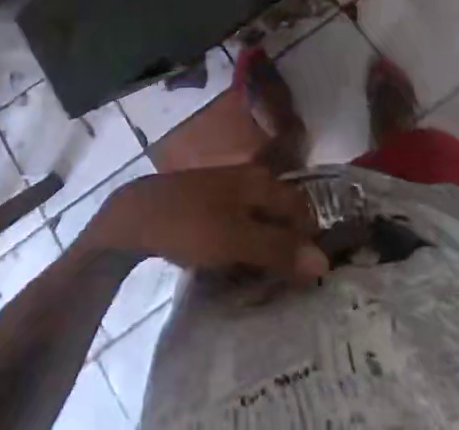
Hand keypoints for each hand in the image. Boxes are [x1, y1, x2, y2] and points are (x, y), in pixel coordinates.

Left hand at [80, 166, 329, 282]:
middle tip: (291, 280)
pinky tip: (238, 263)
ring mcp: (226, 188)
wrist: (134, 214)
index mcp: (260, 181)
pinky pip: (240, 222)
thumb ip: (279, 248)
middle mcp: (248, 178)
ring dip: (267, 244)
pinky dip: (245, 242)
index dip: (310, 239)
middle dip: (289, 243)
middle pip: (282, 212)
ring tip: (266, 277)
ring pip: (260, 217)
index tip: (310, 275)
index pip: (302, 208)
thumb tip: (324, 261)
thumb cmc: (189, 224)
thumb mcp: (237, 239)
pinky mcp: (209, 202)